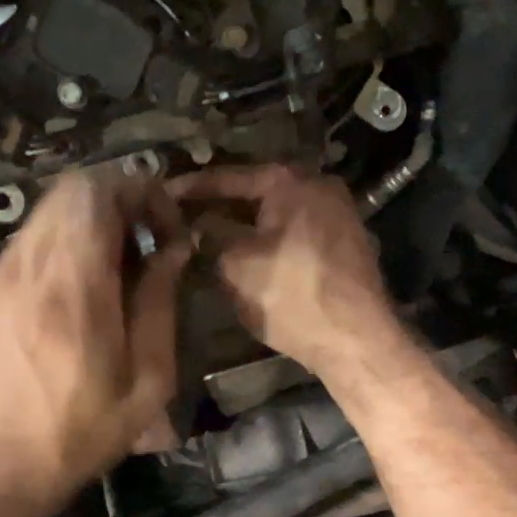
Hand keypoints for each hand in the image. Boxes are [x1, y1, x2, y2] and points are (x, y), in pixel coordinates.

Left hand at [0, 173, 190, 502]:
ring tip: (126, 263)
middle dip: (123, 198)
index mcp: (73, 287)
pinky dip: (70, 237)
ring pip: (51, 207)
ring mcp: (1, 274)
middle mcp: (29, 266)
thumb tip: (173, 249)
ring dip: (96, 218)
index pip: (99, 192)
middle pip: (73, 188)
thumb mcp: (146, 381)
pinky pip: (35, 235)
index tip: (170, 231)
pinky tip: (91, 284)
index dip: (144, 192)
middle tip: (153, 240)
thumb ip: (159, 304)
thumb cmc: (77, 434)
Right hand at [167, 165, 403, 380]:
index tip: (160, 192)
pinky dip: (270, 242)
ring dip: (245, 227)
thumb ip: (211, 234)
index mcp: (291, 181)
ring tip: (207, 238)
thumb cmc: (292, 296)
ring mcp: (339, 216)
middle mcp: (320, 187)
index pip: (228, 177)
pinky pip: (297, 234)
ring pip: (278, 216)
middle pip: (257, 193)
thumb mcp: (237, 264)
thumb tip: (197, 223)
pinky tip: (246, 256)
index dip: (191, 187)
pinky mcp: (346, 246)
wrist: (356, 339)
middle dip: (220, 206)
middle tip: (182, 216)